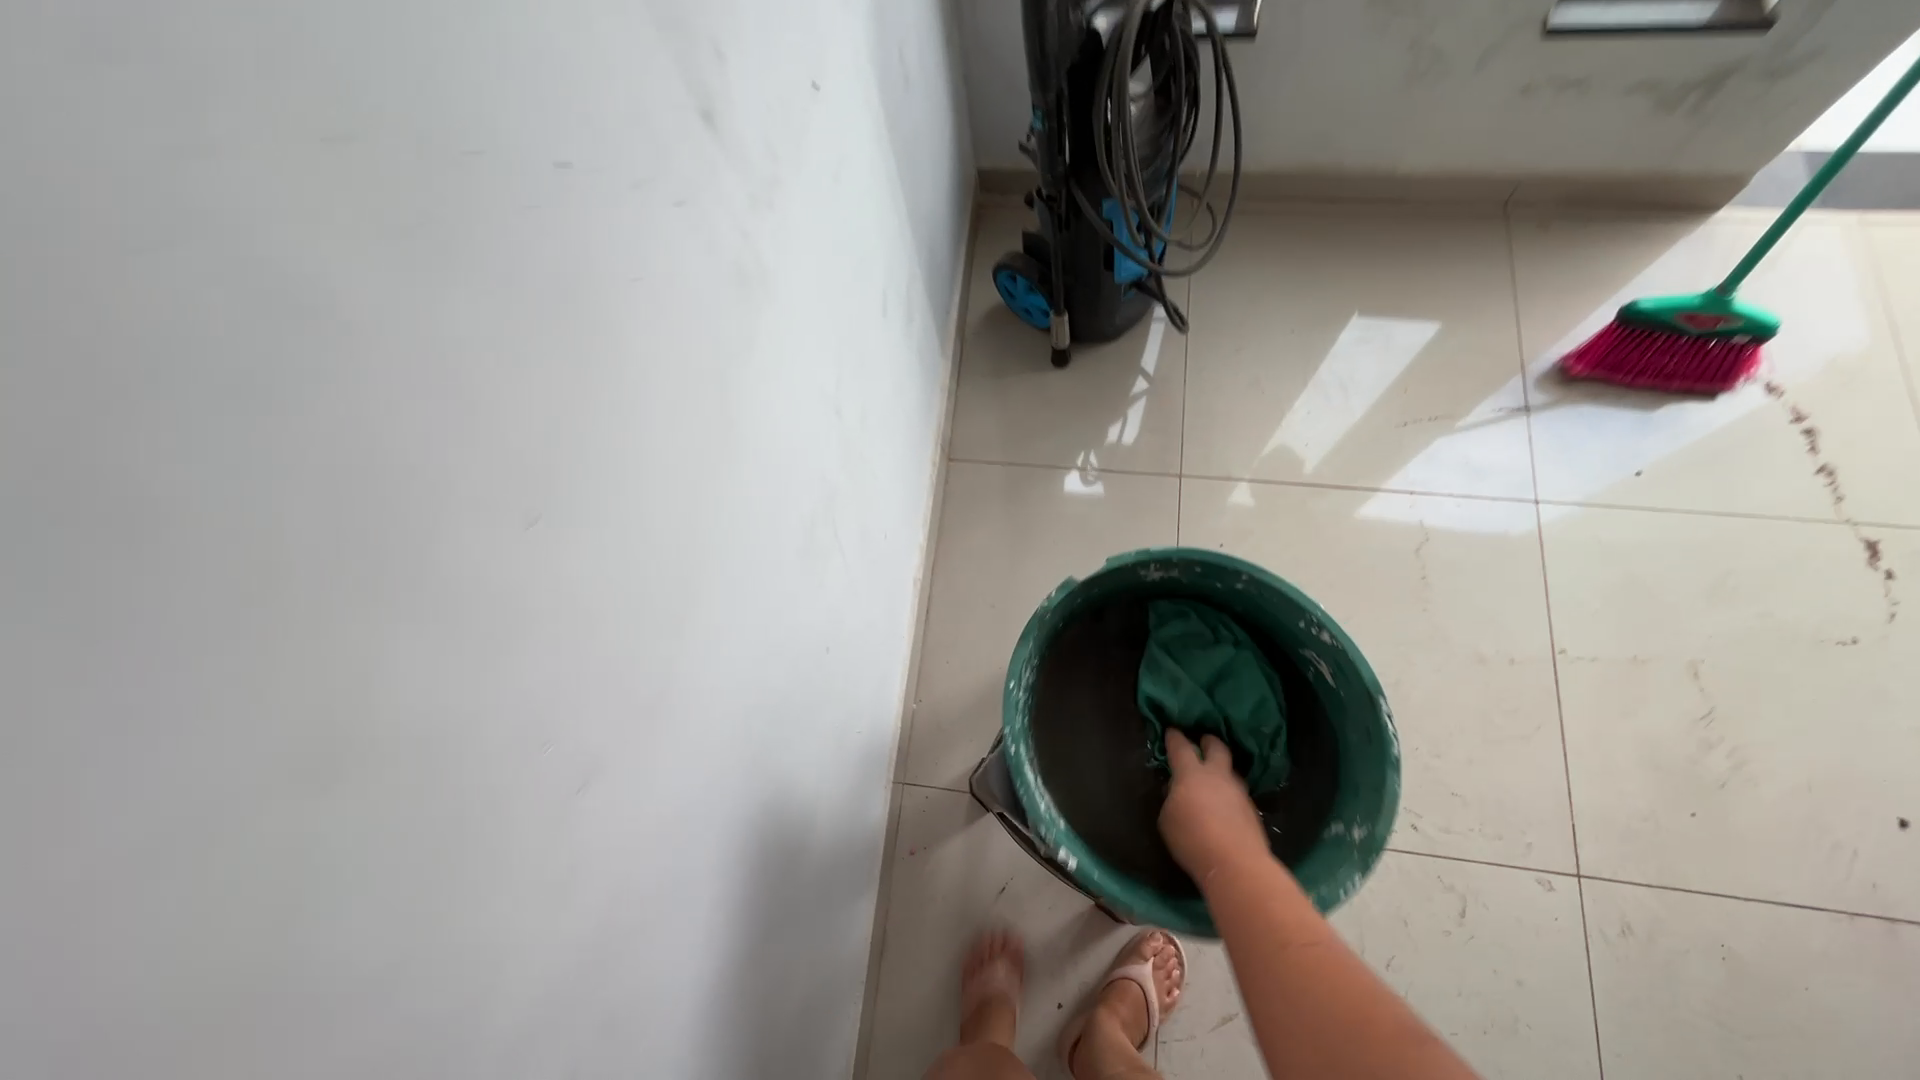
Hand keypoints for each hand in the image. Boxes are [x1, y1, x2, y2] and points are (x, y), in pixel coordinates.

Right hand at [1158, 729, 1270, 885]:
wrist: (1235, 863)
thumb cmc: (1192, 839)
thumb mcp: (1167, 819)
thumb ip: (1170, 800)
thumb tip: (1176, 791)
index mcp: (1191, 774)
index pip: (1181, 748)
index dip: (1175, 737)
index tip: (1172, 730)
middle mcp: (1218, 776)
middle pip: (1217, 748)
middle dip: (1208, 741)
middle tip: (1203, 741)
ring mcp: (1239, 792)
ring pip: (1231, 772)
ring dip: (1222, 770)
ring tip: (1214, 779)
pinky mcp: (1252, 811)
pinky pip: (1238, 794)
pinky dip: (1229, 794)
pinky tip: (1224, 807)